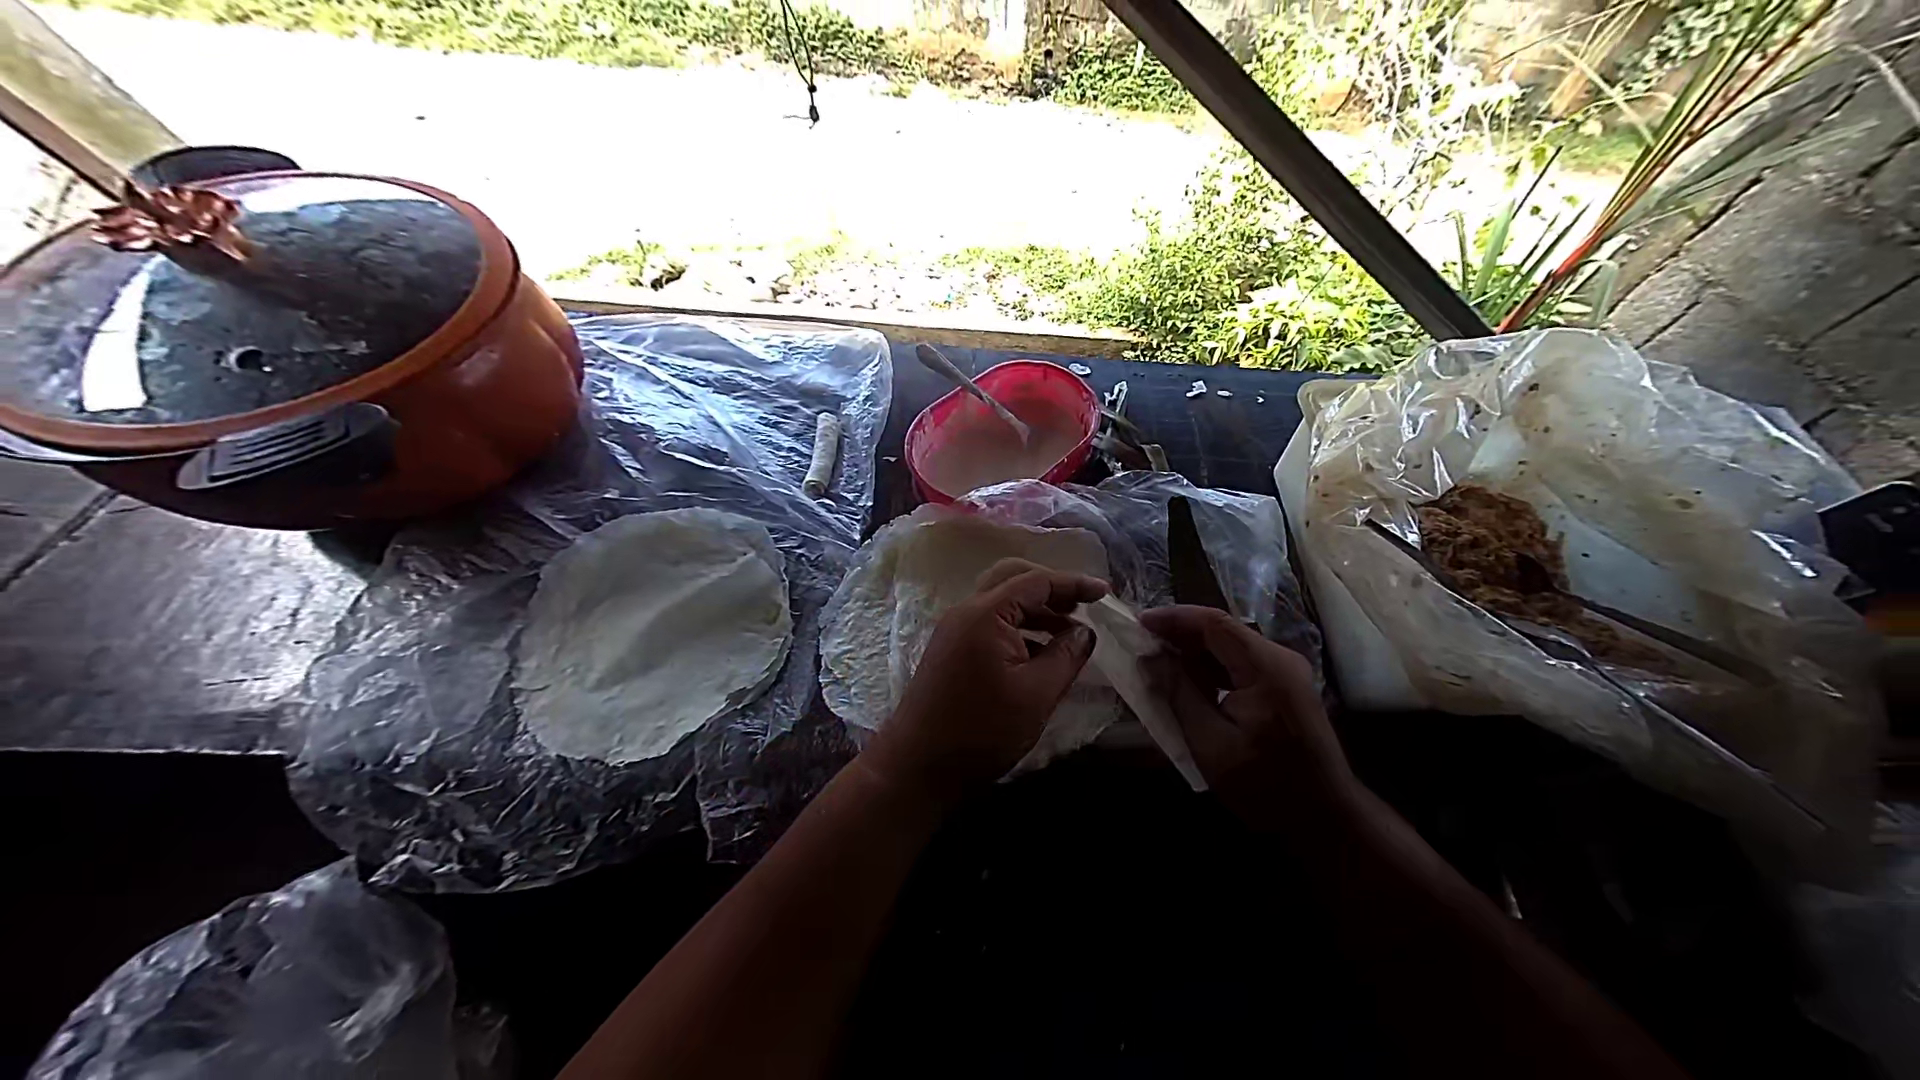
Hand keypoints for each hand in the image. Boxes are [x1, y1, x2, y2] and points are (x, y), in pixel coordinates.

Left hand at [863, 558, 1106, 803]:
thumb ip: (1065, 656)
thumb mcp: (1036, 694)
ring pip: (1000, 602)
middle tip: (1084, 606)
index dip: (1073, 584)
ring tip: (1070, 632)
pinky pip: (990, 625)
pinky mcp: (951, 651)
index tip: (1105, 593)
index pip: (1035, 581)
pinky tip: (1041, 653)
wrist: (917, 767)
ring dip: (1036, 610)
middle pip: (1012, 579)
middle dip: (1051, 589)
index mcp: (985, 614)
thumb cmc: (981, 730)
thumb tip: (1085, 633)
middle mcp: (965, 612)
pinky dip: (1018, 629)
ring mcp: (954, 631)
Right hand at [1140, 605, 1358, 834]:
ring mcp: (1286, 673)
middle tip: (1142, 643)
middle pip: (1223, 631)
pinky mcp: (1285, 688)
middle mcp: (1280, 660)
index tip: (1139, 623)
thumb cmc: (1265, 785)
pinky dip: (1211, 668)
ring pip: (1230, 647)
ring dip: (1193, 652)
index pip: (1214, 623)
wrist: (1326, 820)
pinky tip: (1187, 683)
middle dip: (1180, 634)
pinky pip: (1241, 665)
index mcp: (1266, 668)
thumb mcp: (1210, 743)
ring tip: (1157, 662)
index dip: (1173, 618)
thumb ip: (1179, 694)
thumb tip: (1151, 659)